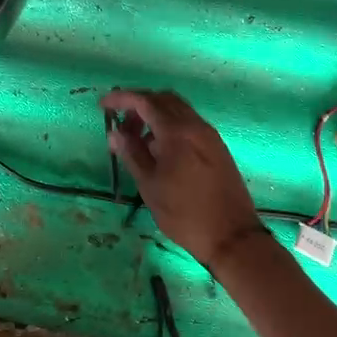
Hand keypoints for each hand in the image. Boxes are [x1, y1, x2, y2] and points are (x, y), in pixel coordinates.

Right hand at [102, 89, 266, 271]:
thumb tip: (115, 132)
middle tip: (123, 126)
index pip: (144, 101)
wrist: (232, 237)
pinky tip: (162, 151)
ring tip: (140, 141)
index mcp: (177, 131)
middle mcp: (195, 125)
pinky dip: (171, 125)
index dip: (121, 99)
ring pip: (178, 109)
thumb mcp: (150, 186)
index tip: (103, 105)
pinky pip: (189, 123)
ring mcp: (209, 135)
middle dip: (139, 105)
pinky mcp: (217, 147)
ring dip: (156, 115)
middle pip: (163, 99)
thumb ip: (131, 153)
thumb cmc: (185, 213)